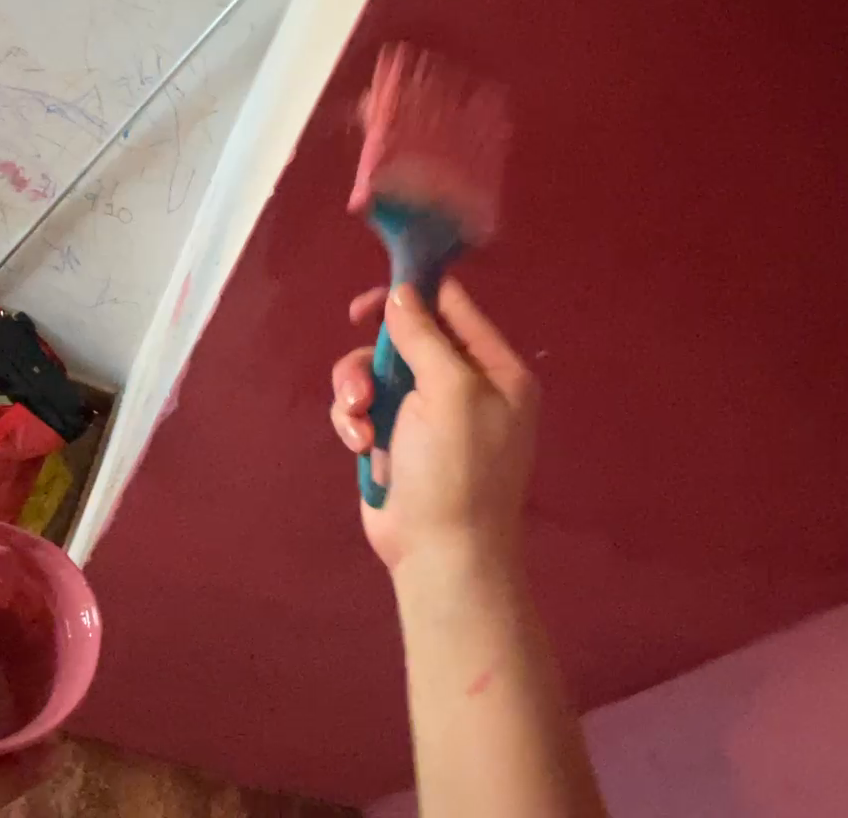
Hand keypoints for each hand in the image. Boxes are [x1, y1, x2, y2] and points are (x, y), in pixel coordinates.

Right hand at [328, 279, 537, 571]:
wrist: (440, 553)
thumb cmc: (457, 468)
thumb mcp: (449, 391)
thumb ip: (424, 336)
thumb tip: (401, 294)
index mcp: (492, 369)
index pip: (453, 307)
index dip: (413, 292)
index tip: (372, 299)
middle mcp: (460, 385)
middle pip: (404, 337)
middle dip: (376, 353)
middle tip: (357, 354)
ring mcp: (424, 413)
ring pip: (374, 372)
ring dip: (357, 390)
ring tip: (359, 422)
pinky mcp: (392, 437)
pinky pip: (362, 406)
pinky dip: (355, 422)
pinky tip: (360, 446)